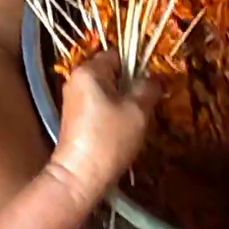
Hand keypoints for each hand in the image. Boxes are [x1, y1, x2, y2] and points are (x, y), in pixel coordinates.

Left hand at [49, 54, 157, 201]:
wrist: (80, 174)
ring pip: (105, 89)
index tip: (153, 80)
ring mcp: (73, 97)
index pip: (115, 54)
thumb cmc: (109, 138)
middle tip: (149, 101)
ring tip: (139, 117)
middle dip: (131, 84)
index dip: (136, 63)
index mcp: (88, 71)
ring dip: (124, 99)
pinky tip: (125, 128)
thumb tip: (155, 77)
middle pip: (110, 71)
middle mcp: (76, 78)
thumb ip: (148, 88)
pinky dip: (113, 110)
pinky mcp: (74, 115)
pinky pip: (98, 103)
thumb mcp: (136, 111)